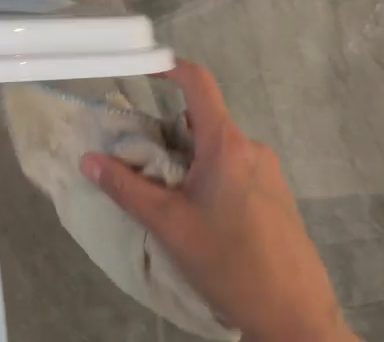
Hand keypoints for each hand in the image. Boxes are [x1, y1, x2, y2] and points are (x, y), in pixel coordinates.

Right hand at [81, 61, 353, 341]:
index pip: (198, 82)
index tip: (143, 71)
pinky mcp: (277, 197)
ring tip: (173, 203)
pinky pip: (235, 170)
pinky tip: (204, 222)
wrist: (295, 319)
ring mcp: (268, 173)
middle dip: (170, 136)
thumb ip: (126, 188)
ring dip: (191, 162)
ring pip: (218, 149)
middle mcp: (250, 149)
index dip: (168, 67)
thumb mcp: (168, 225)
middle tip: (146, 167)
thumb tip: (89, 161)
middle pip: (202, 121)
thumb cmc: (230, 264)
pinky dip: (212, 179)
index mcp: (226, 144)